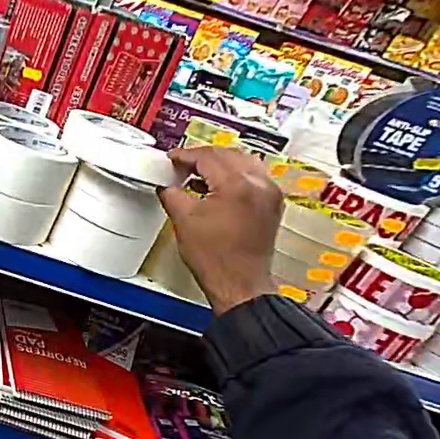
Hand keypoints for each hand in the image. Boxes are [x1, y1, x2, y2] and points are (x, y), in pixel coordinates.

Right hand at [160, 145, 283, 313]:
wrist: (238, 284)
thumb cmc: (216, 259)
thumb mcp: (183, 219)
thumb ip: (171, 193)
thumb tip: (167, 183)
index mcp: (238, 185)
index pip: (208, 156)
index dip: (185, 155)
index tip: (173, 158)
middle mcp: (259, 185)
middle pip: (228, 154)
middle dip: (202, 157)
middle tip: (182, 165)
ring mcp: (269, 195)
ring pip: (243, 162)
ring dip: (219, 164)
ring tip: (198, 174)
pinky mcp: (272, 205)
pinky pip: (253, 177)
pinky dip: (234, 175)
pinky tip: (216, 186)